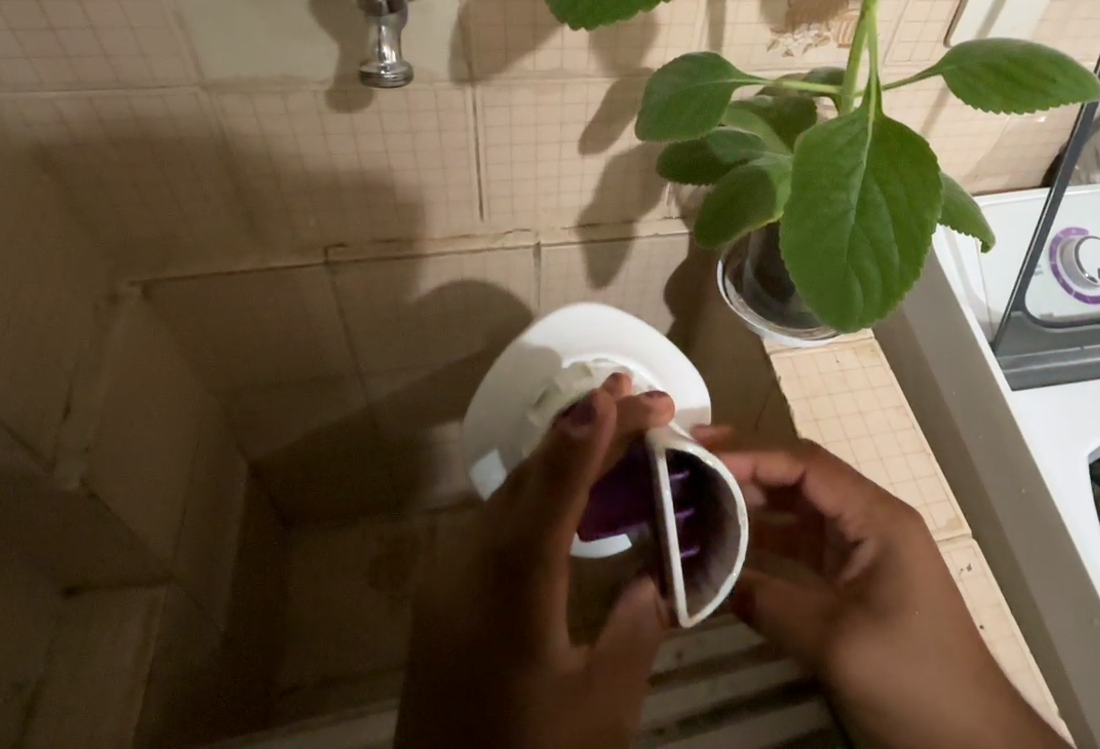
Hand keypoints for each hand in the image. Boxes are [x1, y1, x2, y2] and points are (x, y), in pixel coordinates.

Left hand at [395, 375, 675, 748]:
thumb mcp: (600, 708)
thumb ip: (635, 629)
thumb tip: (652, 577)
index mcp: (510, 589)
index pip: (551, 494)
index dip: (586, 439)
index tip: (616, 391)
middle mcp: (470, 565)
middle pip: (533, 478)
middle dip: (590, 430)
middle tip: (646, 396)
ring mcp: (451, 575)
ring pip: (514, 491)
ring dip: (566, 452)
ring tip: (616, 418)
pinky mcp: (447, 591)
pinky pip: (501, 518)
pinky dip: (545, 487)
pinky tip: (576, 487)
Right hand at [718, 438, 1061, 748]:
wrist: (969, 735)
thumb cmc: (912, 678)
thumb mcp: (836, 641)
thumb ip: (771, 602)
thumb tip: (715, 580)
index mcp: (876, 517)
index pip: (806, 465)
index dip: (752, 454)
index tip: (701, 456)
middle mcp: (869, 520)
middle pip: (800, 477)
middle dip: (747, 467)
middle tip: (691, 464)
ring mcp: (862, 549)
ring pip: (798, 510)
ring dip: (752, 504)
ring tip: (698, 498)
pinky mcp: (853, 579)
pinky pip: (802, 546)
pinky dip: (765, 543)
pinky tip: (728, 548)